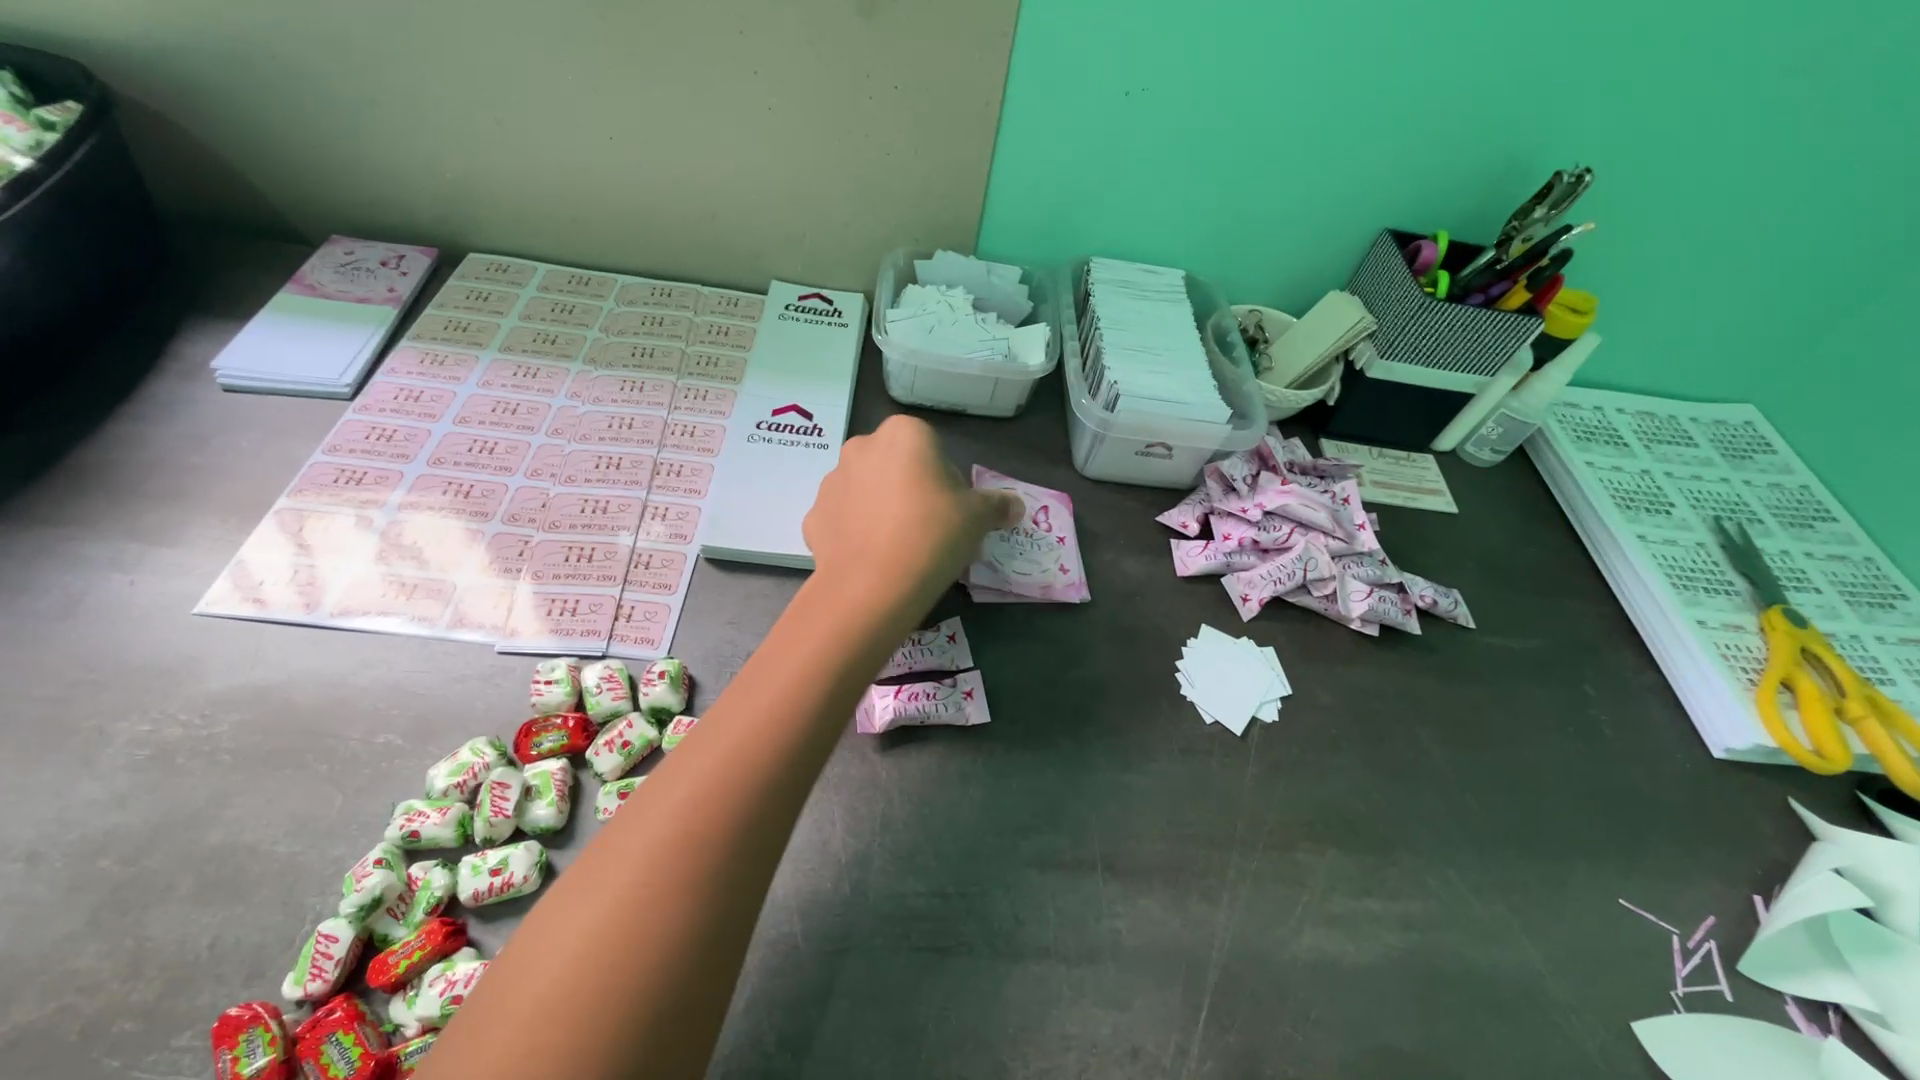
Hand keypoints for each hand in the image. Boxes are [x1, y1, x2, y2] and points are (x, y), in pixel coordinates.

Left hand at [805, 415, 1022, 612]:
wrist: (872, 586)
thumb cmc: (932, 535)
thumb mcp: (978, 518)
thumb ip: (997, 505)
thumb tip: (1015, 506)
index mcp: (903, 434)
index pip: (931, 448)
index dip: (946, 480)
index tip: (952, 511)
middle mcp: (861, 446)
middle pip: (895, 465)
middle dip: (909, 489)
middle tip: (928, 529)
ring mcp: (831, 482)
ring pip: (865, 490)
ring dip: (880, 509)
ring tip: (898, 548)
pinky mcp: (812, 516)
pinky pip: (842, 519)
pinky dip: (855, 533)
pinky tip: (872, 559)